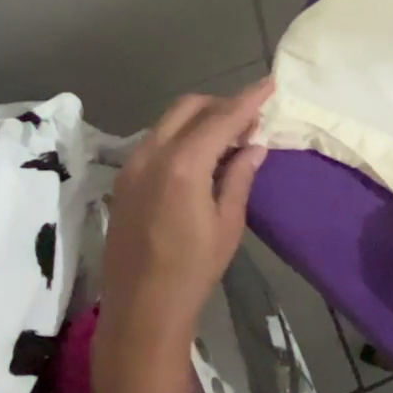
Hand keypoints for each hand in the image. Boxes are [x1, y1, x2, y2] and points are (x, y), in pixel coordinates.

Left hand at [100, 79, 272, 342]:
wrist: (140, 309)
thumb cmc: (192, 271)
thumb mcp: (227, 224)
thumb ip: (239, 177)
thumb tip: (254, 145)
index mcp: (183, 165)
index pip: (222, 118)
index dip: (249, 99)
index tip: (270, 83)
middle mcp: (152, 154)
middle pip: (189, 107)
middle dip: (221, 104)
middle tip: (250, 120)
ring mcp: (132, 165)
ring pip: (168, 121)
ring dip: (200, 119)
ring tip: (228, 138)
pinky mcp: (123, 179)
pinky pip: (155, 140)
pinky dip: (180, 136)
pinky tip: (200, 157)